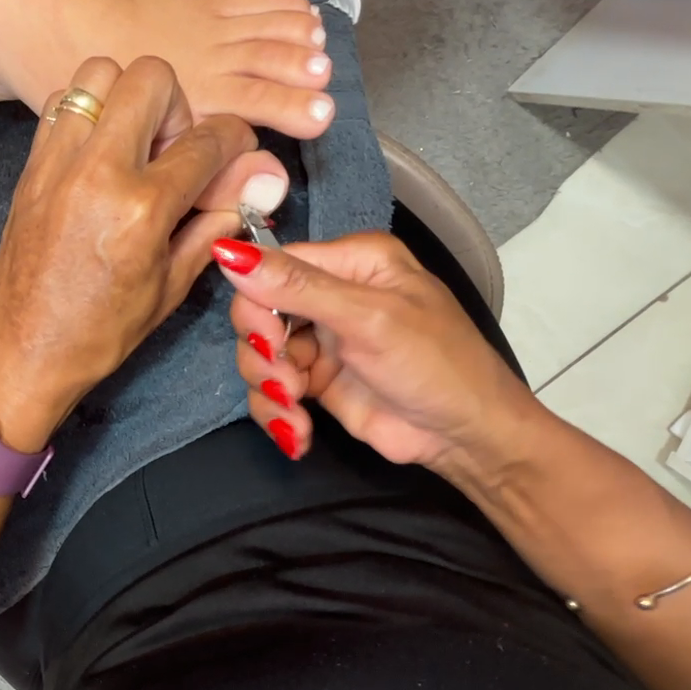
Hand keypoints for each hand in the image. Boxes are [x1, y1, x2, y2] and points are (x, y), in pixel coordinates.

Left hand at [0, 55, 286, 449]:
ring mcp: (55, 166)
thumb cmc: (98, 335)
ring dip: (125, 99)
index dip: (236, 144)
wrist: (23, 356)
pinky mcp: (29, 171)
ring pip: (98, 75)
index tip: (233, 158)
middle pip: (151, 77)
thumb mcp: (170, 288)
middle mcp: (96, 173)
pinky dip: (85, 115)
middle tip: (169, 153)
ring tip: (129, 150)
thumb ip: (213, 222)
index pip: (209, 139)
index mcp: (140, 209)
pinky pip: (60, 106)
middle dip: (175, 106)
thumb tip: (260, 181)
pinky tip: (95, 160)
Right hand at [212, 232, 549, 469]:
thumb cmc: (434, 364)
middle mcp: (329, 295)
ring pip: (257, 359)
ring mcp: (319, 341)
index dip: (257, 308)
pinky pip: (269, 393)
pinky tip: (299, 434)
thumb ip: (298, 288)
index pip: (271, 270)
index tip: (271, 345)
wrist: (463, 436)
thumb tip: (226, 253)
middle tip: (288, 387)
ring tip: (296, 416)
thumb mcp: (367, 319)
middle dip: (263, 359)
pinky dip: (278, 416)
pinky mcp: (313, 381)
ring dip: (270, 394)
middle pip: (256, 317)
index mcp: (350, 262)